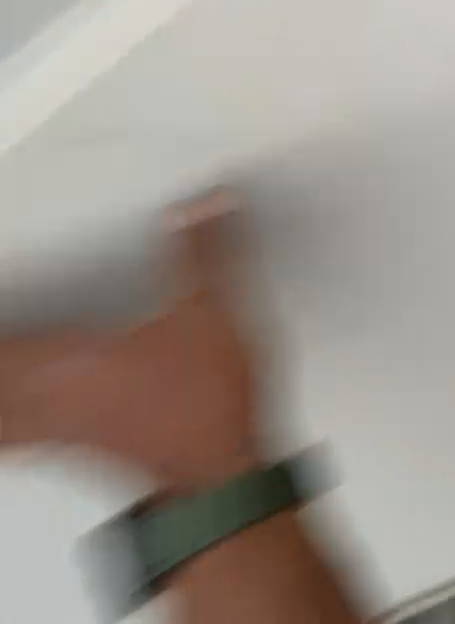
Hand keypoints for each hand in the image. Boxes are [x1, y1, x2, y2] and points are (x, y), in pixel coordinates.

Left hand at [0, 191, 263, 491]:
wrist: (218, 465)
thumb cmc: (208, 397)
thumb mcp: (217, 311)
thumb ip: (204, 256)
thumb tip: (200, 204)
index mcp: (50, 357)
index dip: (4, 292)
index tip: (7, 272)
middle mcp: (29, 393)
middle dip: (2, 332)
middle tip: (13, 309)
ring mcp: (40, 424)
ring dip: (0, 376)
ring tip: (14, 349)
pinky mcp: (62, 442)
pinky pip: (7, 431)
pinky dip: (7, 420)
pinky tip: (18, 415)